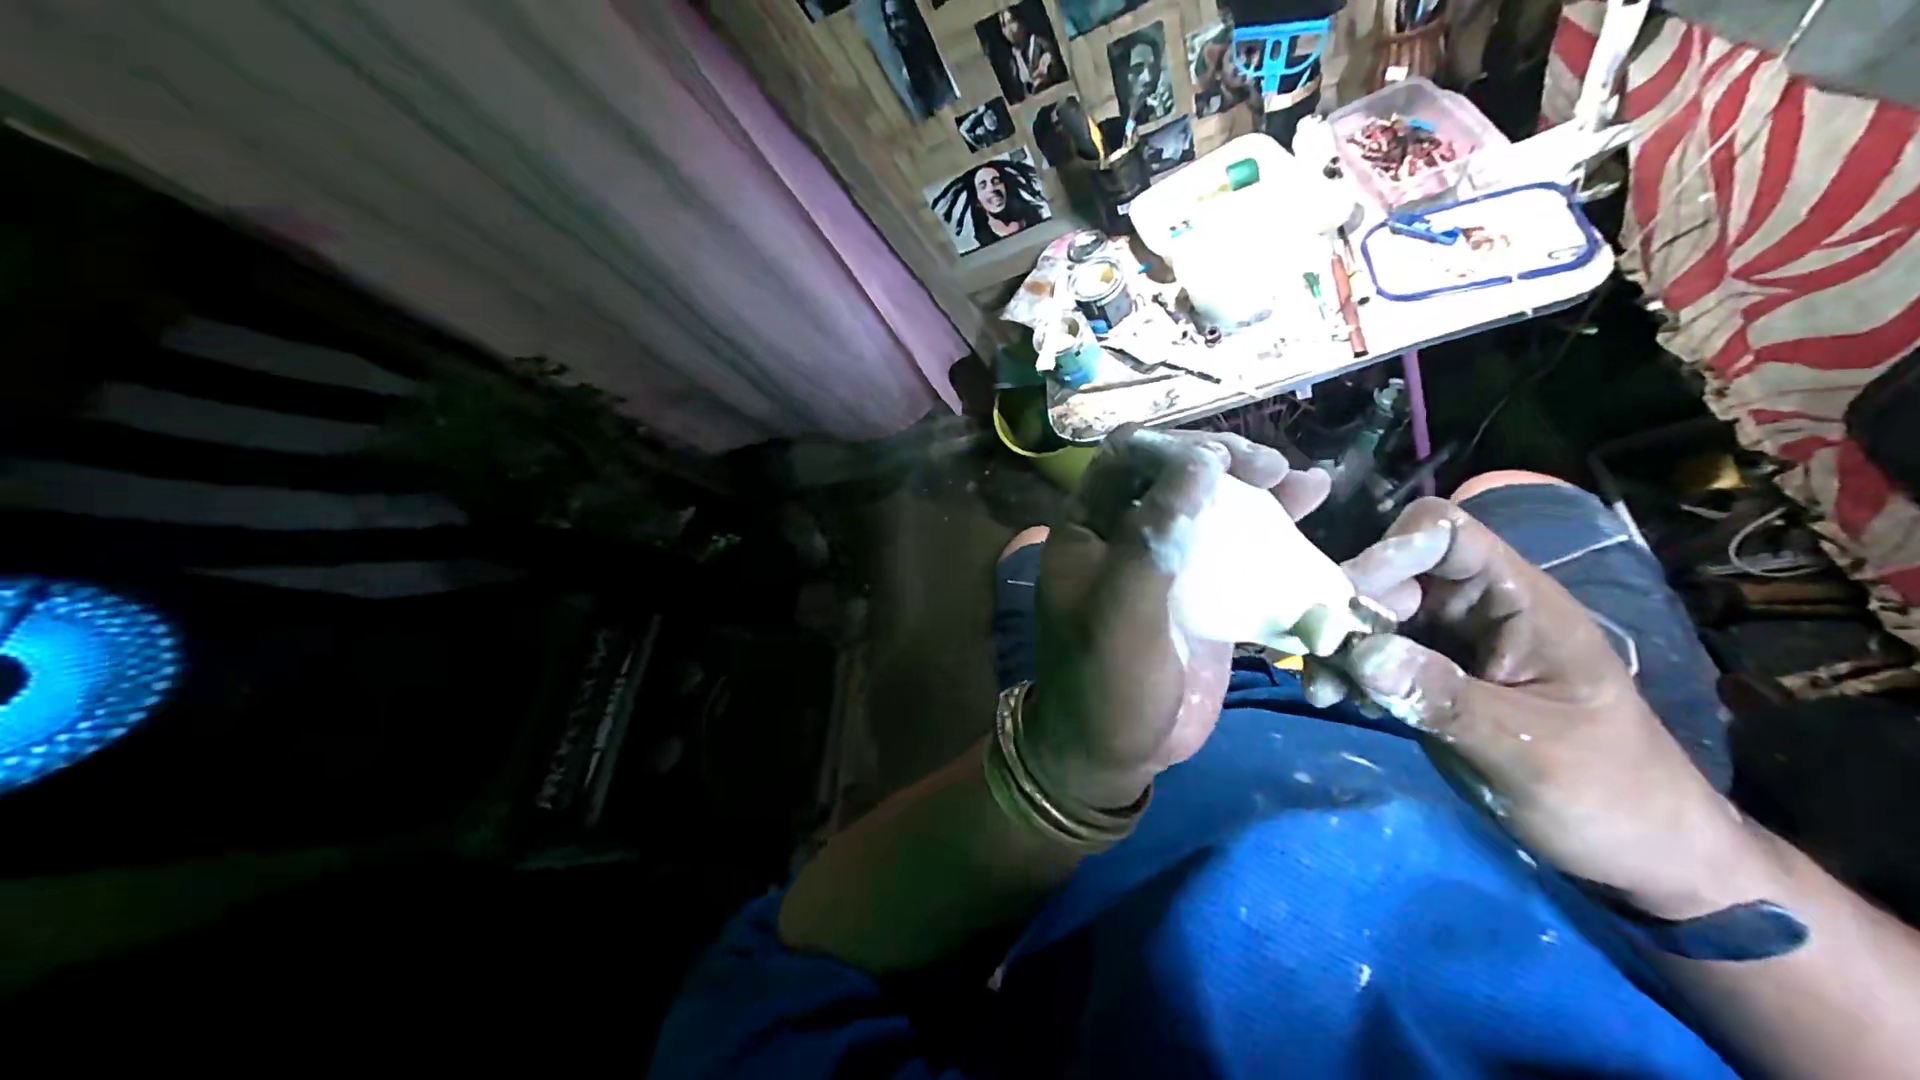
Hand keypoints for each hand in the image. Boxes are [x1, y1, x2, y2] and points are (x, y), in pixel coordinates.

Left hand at [1025, 427, 1329, 810]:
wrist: (1114, 754)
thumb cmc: (1105, 686)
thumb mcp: (1121, 613)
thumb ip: (1153, 537)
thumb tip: (1199, 462)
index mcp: (1087, 530)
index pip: (1128, 458)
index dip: (1176, 447)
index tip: (1227, 461)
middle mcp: (1123, 536)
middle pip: (1175, 474)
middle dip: (1224, 462)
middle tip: (1273, 471)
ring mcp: (1166, 564)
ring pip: (1210, 508)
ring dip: (1257, 490)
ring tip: (1305, 484)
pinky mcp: (1200, 594)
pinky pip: (1236, 550)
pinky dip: (1271, 531)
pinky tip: (1310, 512)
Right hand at [1333, 497, 1772, 917]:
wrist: (1636, 852)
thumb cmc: (1607, 792)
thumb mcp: (1526, 749)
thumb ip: (1442, 697)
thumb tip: (1359, 653)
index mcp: (1517, 601)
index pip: (1444, 533)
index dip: (1390, 548)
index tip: (1348, 600)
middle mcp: (1473, 609)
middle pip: (1389, 574)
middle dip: (1347, 609)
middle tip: (1319, 658)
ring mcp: (1446, 642)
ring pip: (1369, 615)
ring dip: (1336, 646)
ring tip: (1324, 690)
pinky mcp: (1425, 676)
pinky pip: (1368, 654)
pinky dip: (1342, 670)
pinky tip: (1334, 698)